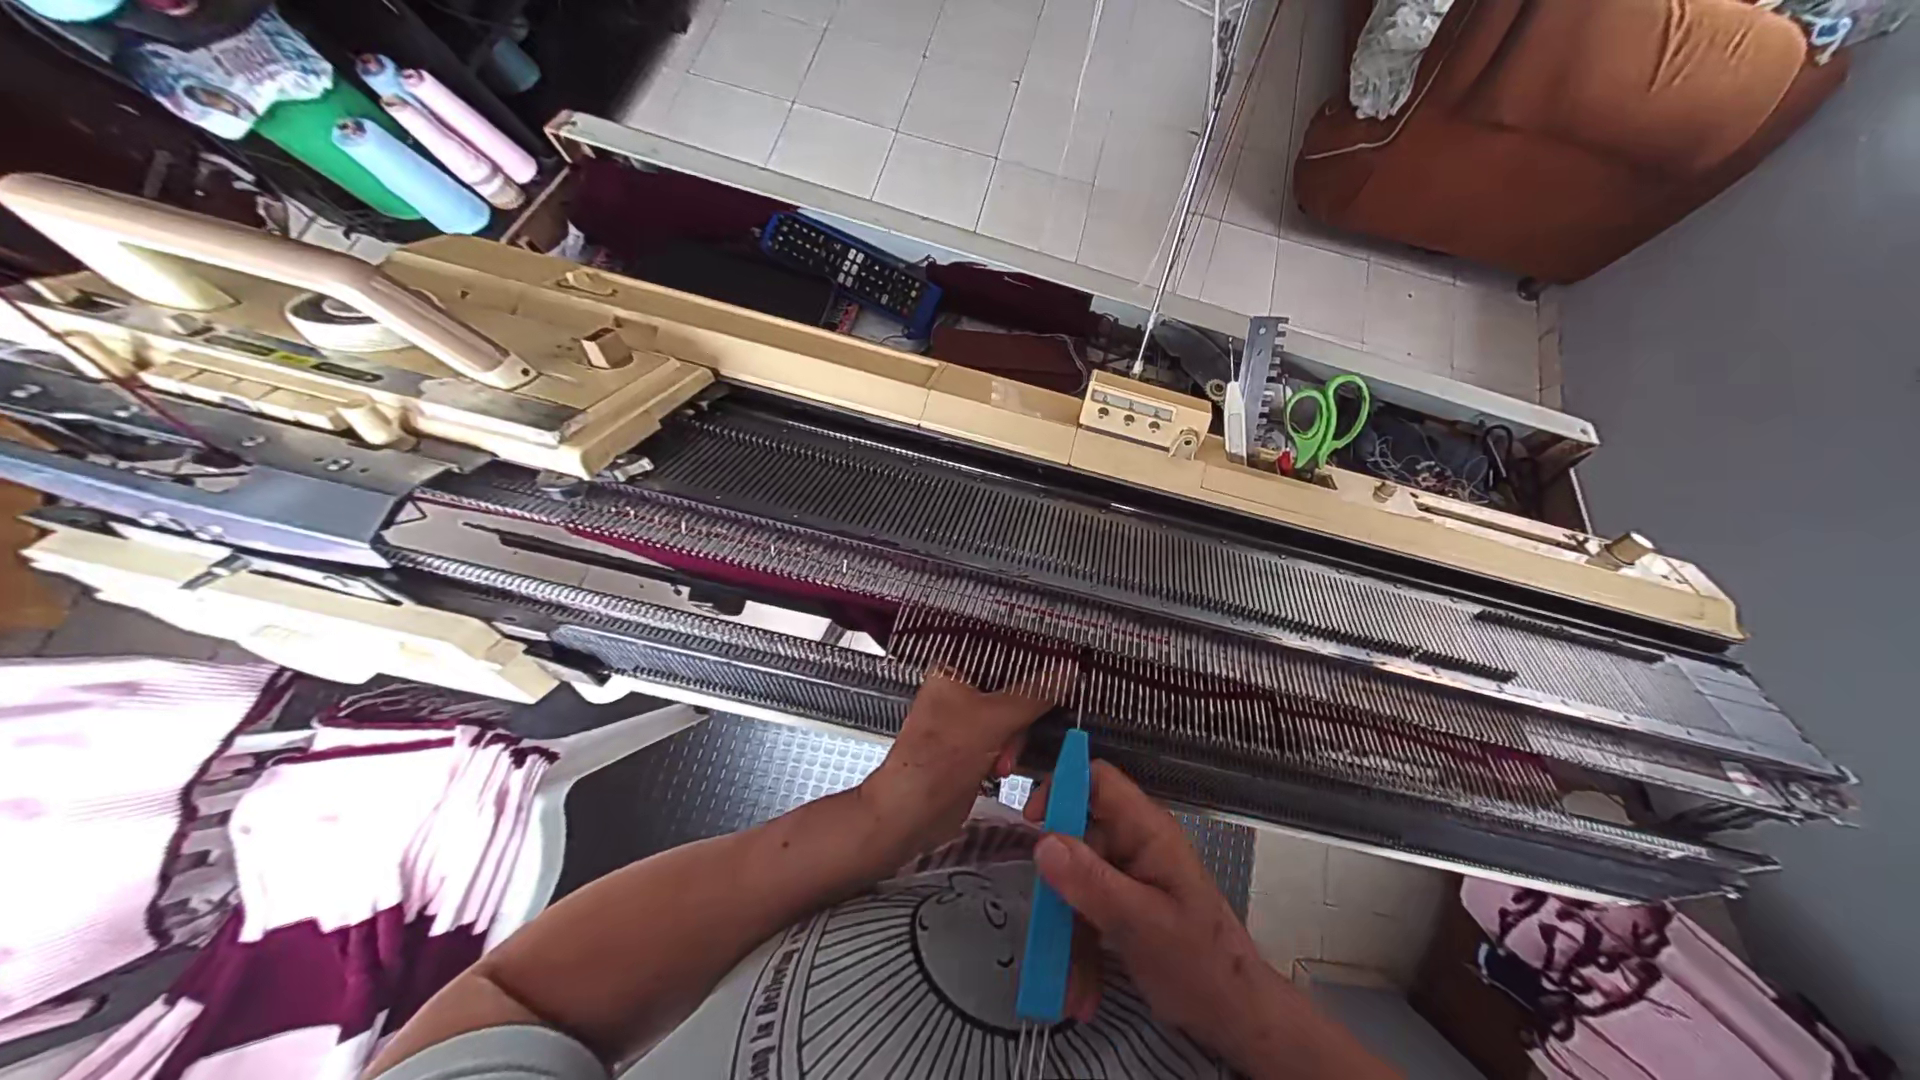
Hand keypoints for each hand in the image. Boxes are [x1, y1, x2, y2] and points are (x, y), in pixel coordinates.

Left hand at [858, 668, 1066, 862]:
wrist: (913, 812)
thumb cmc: (943, 755)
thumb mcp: (995, 719)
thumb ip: (1034, 694)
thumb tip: (1069, 668)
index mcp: (952, 670)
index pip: (998, 652)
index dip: (1029, 660)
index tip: (1061, 666)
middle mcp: (957, 690)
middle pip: (1010, 686)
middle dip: (1022, 712)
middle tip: (1023, 730)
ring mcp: (965, 721)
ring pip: (1011, 716)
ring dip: (1016, 738)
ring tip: (1005, 761)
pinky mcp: (973, 748)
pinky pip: (1005, 739)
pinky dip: (1009, 752)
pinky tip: (1003, 769)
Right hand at [1028, 763, 1396, 1079]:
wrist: (1237, 1017)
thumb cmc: (1201, 964)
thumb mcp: (1141, 923)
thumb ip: (1091, 881)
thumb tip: (1042, 841)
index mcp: (1146, 830)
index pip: (1098, 780)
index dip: (1061, 789)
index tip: (1033, 823)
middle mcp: (1133, 842)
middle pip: (1076, 835)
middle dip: (1058, 884)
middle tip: (1045, 921)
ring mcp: (1127, 873)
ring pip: (1075, 881)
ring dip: (1066, 931)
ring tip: (1069, 985)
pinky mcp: (1122, 902)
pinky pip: (1086, 909)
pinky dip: (1079, 948)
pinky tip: (1082, 992)